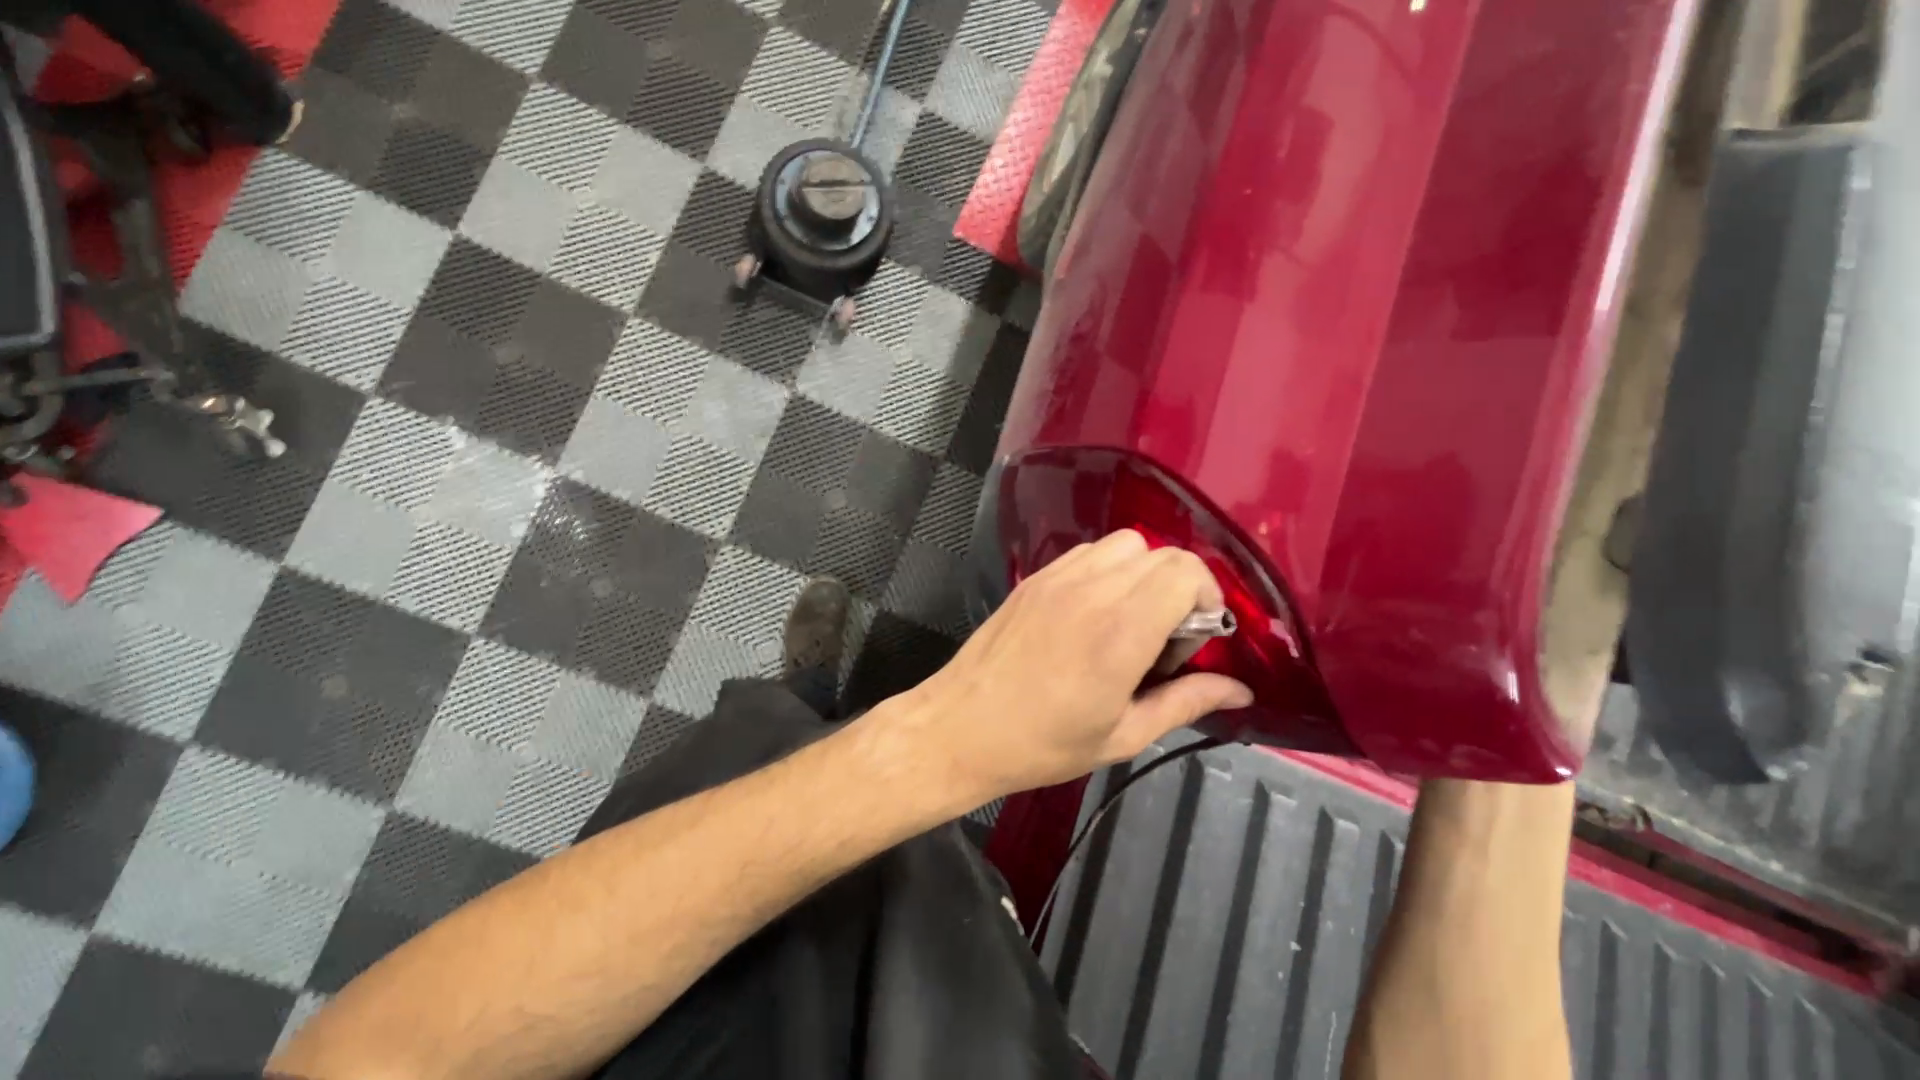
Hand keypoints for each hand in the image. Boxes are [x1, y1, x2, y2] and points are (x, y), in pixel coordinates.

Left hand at [876, 529, 1252, 806]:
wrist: (961, 728)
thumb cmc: (1042, 745)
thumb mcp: (1123, 736)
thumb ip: (1185, 703)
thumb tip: (1239, 688)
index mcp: (1119, 633)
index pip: (1184, 573)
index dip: (1206, 598)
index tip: (1199, 637)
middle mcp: (1091, 592)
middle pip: (1162, 554)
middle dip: (1182, 588)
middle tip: (1170, 637)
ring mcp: (1058, 579)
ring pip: (1126, 545)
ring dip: (1145, 574)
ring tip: (1134, 620)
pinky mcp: (1035, 578)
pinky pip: (1089, 552)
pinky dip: (1109, 570)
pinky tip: (1097, 611)